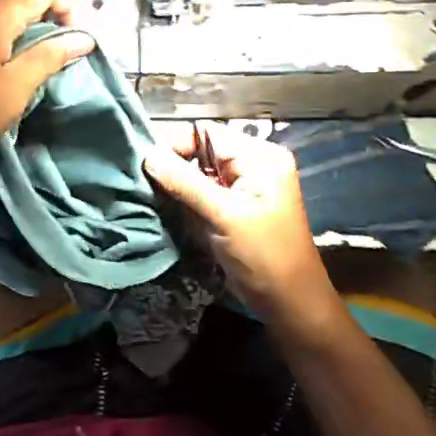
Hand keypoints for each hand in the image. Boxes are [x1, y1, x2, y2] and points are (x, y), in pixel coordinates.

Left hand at [0, 0, 95, 195]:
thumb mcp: (15, 89)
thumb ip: (51, 56)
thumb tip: (84, 38)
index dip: (71, 3)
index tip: (77, 40)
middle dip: (57, 16)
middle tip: (69, 54)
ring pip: (14, 6)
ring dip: (37, 28)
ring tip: (47, 63)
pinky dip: (16, 36)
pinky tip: (19, 66)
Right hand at [145, 121, 342, 333]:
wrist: (288, 301)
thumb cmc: (263, 254)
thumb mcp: (223, 215)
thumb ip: (185, 183)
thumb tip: (148, 154)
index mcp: (260, 157)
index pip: (207, 134)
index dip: (176, 145)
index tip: (147, 166)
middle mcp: (253, 165)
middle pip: (201, 152)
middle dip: (175, 167)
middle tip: (148, 185)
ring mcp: (243, 188)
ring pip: (198, 174)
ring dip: (178, 187)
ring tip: (157, 199)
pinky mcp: (233, 208)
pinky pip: (202, 193)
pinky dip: (186, 201)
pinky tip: (172, 211)